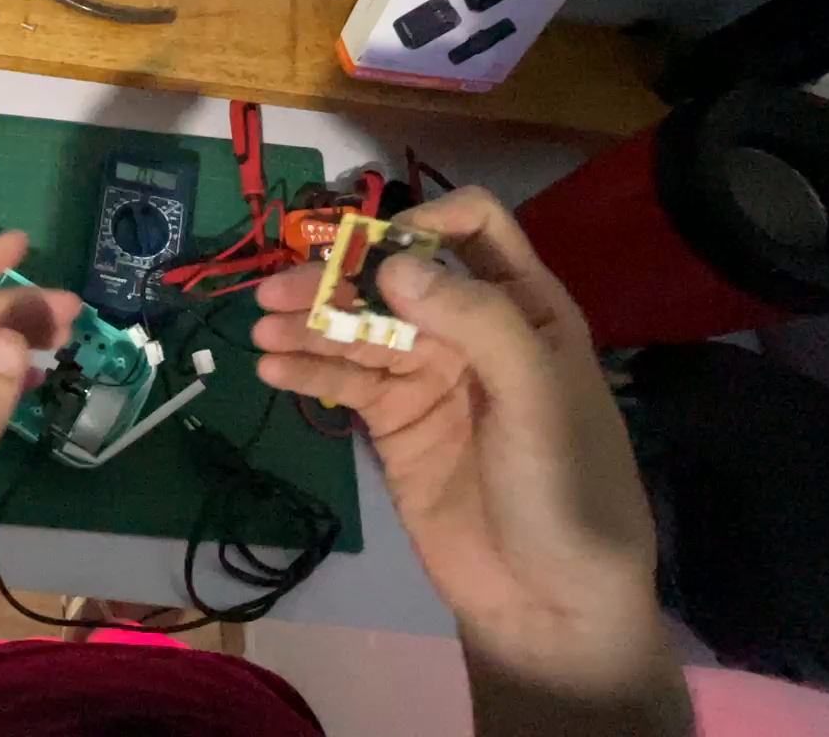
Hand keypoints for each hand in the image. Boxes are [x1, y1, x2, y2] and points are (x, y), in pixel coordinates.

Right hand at [252, 188, 688, 721]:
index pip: (471, 230)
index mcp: (520, 309)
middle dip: (333, 282)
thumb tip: (392, 265)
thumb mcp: (539, 403)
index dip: (422, 223)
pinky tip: (271, 369)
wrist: (545, 605)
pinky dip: (303, 368)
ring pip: (354, 327)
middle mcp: (465, 329)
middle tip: (276, 294)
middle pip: (388, 280)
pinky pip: (339, 378)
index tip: (374, 253)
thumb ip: (478, 323)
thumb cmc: (566, 493)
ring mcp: (421, 372)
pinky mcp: (387, 415)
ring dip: (306, 325)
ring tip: (263, 332)